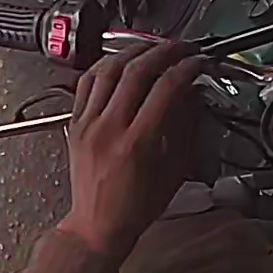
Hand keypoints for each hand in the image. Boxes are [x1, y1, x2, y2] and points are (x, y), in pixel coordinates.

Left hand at [56, 41, 203, 260]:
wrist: (97, 225)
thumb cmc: (135, 206)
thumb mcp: (173, 171)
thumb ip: (184, 128)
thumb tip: (192, 94)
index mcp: (137, 144)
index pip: (165, 89)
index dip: (185, 69)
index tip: (197, 63)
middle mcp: (109, 129)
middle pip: (136, 71)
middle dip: (163, 52)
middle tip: (179, 48)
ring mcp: (88, 124)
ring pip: (108, 69)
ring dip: (133, 51)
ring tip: (151, 47)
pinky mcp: (75, 123)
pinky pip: (87, 82)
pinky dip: (105, 65)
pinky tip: (120, 61)